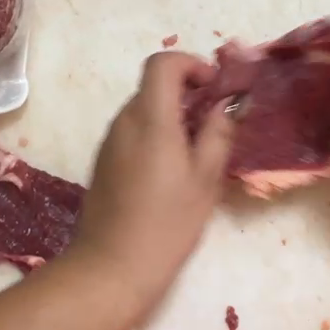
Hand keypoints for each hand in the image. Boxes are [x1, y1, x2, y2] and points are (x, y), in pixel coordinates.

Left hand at [65, 52, 235, 313]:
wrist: (111, 266)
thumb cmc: (167, 223)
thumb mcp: (206, 179)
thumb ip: (218, 134)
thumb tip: (226, 106)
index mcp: (150, 118)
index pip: (162, 63)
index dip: (191, 65)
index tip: (215, 88)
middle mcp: (124, 121)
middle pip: (154, 86)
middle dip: (187, 94)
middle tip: (215, 124)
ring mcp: (109, 141)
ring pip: (143, 110)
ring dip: (172, 116)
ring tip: (198, 152)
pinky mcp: (103, 161)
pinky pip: (133, 132)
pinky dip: (156, 135)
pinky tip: (172, 171)